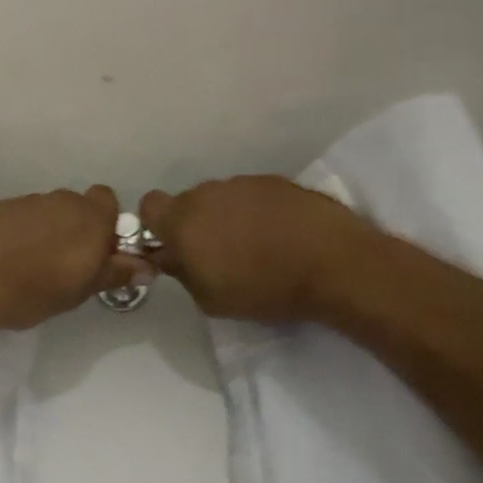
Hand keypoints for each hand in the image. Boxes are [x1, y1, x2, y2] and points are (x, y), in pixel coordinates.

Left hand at [0, 186, 153, 329]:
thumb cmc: (34, 291)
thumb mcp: (80, 291)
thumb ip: (114, 273)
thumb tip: (148, 266)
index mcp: (89, 218)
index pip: (109, 202)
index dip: (106, 224)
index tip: (97, 254)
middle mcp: (60, 201)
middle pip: (77, 205)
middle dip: (76, 228)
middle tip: (65, 264)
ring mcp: (25, 202)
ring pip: (46, 211)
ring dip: (46, 231)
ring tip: (31, 265)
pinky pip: (18, 218)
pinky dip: (18, 233)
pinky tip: (5, 260)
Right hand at [141, 176, 384, 321]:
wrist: (334, 263)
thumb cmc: (263, 288)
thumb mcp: (210, 299)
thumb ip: (182, 273)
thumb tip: (172, 257)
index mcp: (184, 221)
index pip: (148, 206)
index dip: (154, 227)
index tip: (172, 248)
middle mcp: (209, 193)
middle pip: (186, 202)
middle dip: (192, 224)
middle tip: (214, 254)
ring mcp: (245, 183)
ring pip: (220, 198)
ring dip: (225, 217)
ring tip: (252, 246)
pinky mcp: (277, 182)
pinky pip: (251, 196)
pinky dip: (256, 212)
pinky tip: (277, 236)